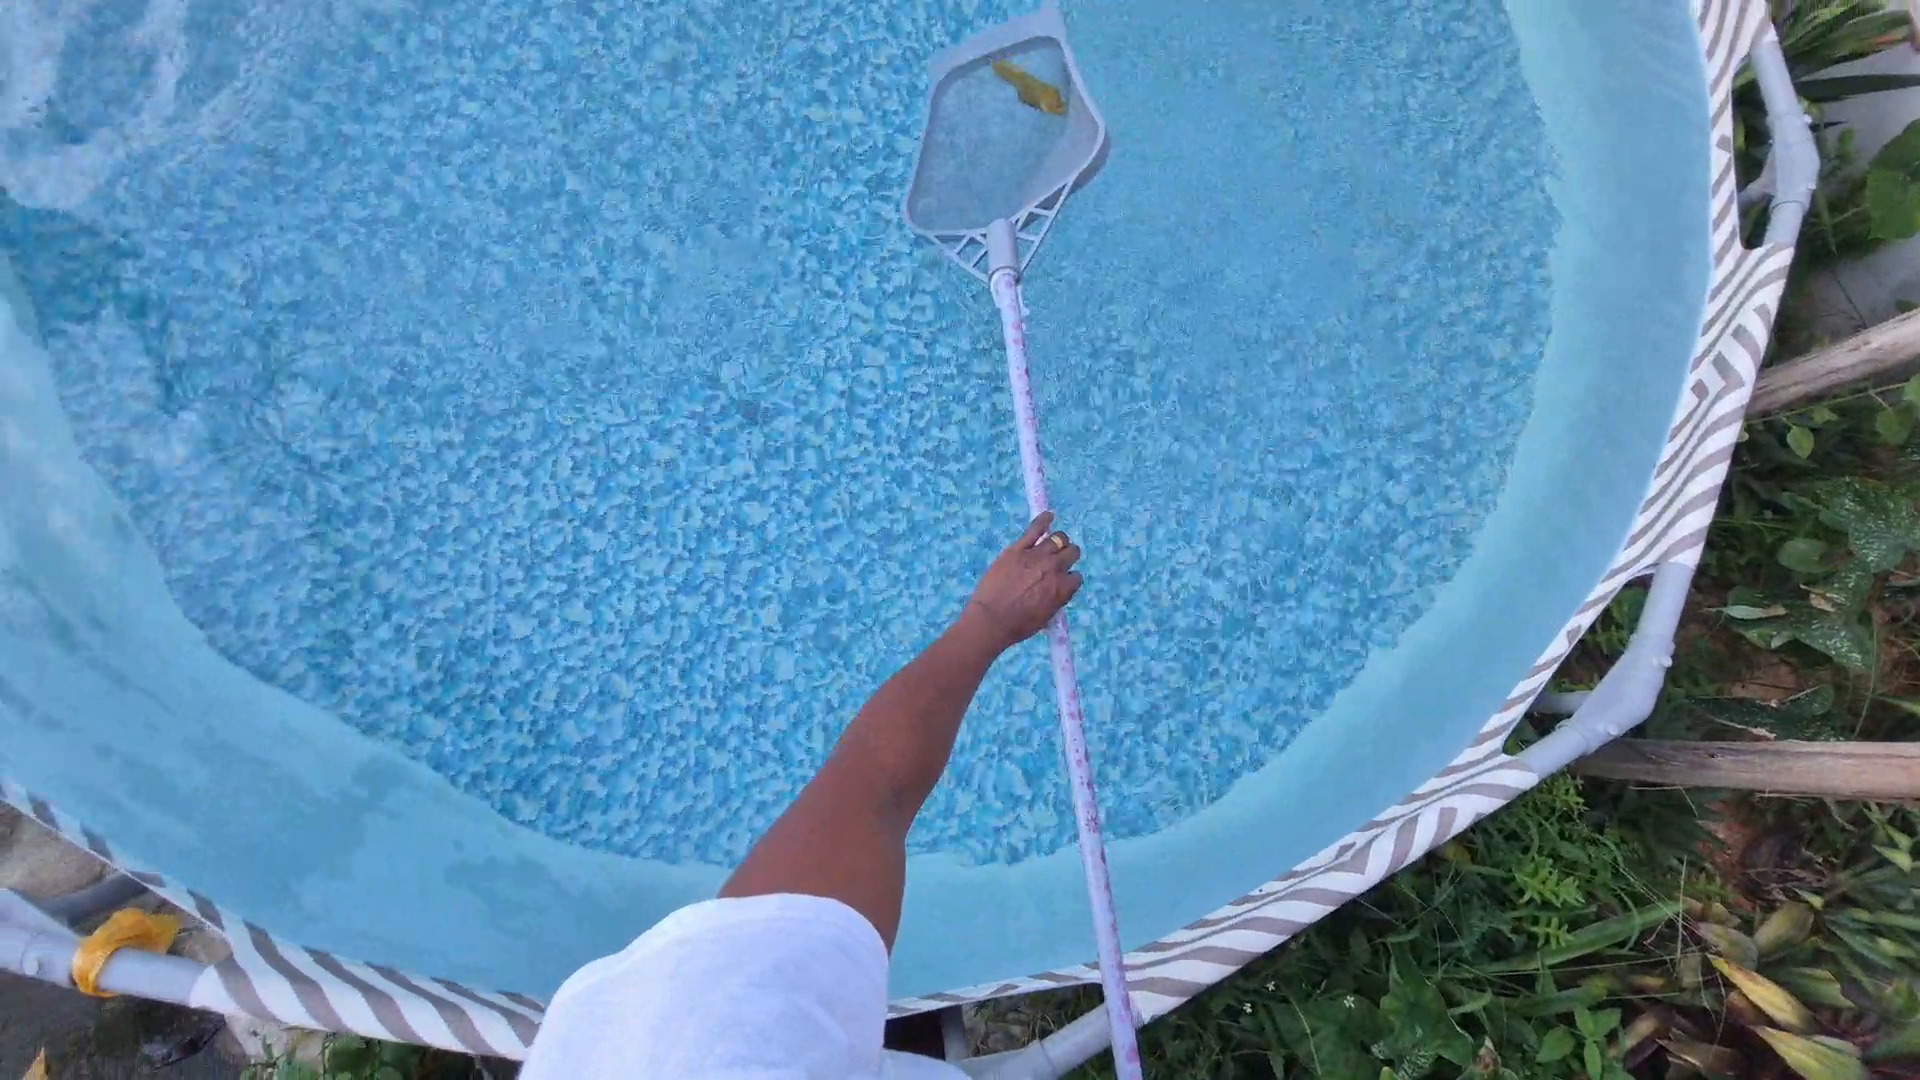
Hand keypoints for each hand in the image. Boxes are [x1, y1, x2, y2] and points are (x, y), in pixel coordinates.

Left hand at [961, 512, 1082, 650]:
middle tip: (1058, 560)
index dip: (1068, 579)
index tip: (1061, 581)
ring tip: (1053, 543)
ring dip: (1058, 541)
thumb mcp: (1046, 617)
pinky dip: (1043, 520)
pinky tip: (1049, 515)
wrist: (991, 619)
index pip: (1076, 577)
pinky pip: (1035, 529)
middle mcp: (1055, 568)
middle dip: (1067, 556)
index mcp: (1063, 588)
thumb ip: (1056, 600)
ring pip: (1058, 538)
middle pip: (1072, 552)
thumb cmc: (1018, 625)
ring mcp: (1036, 556)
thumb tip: (1058, 590)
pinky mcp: (1018, 548)